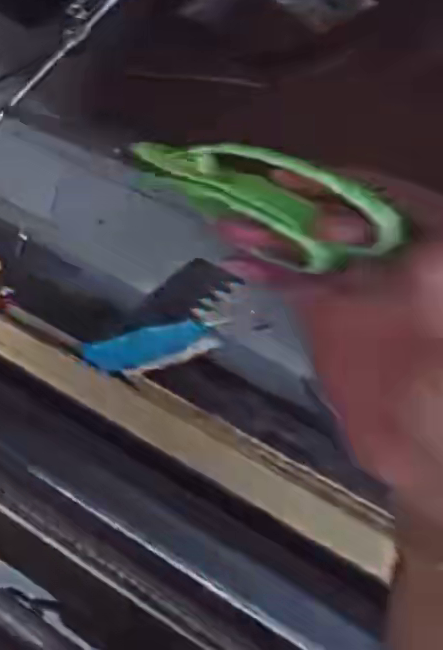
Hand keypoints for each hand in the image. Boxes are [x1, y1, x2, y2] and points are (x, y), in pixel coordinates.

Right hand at [217, 173, 442, 525]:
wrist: (432, 463)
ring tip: (230, 229)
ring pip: (313, 241)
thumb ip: (431, 295)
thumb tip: (410, 243)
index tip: (301, 189)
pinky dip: (261, 262)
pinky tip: (237, 262)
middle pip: (351, 217)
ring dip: (270, 229)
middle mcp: (406, 269)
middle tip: (266, 212)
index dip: (355, 191)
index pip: (404, 209)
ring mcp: (366, 288)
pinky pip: (290, 272)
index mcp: (437, 270)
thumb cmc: (442, 404)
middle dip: (303, 206)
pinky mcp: (328, 308)